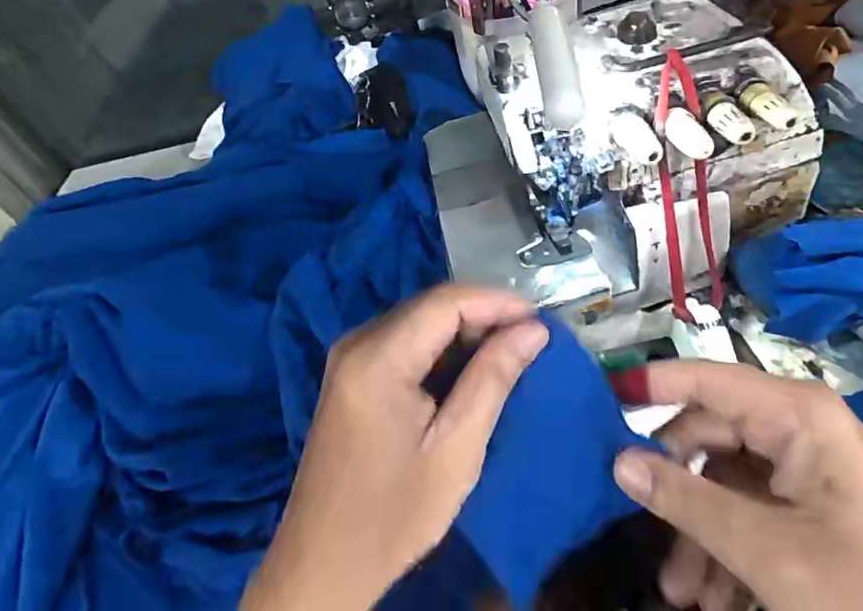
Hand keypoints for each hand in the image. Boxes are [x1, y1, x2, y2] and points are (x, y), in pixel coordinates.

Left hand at [241, 285, 550, 610]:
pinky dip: (439, 345)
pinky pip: (402, 338)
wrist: (323, 562)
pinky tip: (467, 365)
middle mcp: (358, 341)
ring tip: (508, 349)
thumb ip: (492, 379)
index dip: (495, 302)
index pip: (444, 303)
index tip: (540, 318)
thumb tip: (532, 329)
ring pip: (417, 319)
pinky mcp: (350, 371)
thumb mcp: (456, 450)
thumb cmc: (394, 514)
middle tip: (529, 337)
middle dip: (482, 314)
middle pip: (429, 306)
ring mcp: (349, 354)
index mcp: (378, 357)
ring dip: (463, 328)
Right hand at [612, 361, 862, 610]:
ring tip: (683, 596)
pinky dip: (729, 550)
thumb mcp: (768, 552)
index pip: (706, 378)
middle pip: (711, 436)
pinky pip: (755, 512)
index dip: (652, 384)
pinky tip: (713, 600)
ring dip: (700, 533)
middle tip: (646, 534)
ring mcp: (809, 470)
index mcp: (796, 415)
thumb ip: (687, 500)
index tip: (601, 397)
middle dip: (677, 491)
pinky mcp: (818, 509)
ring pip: (728, 482)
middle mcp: (799, 428)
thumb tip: (620, 460)